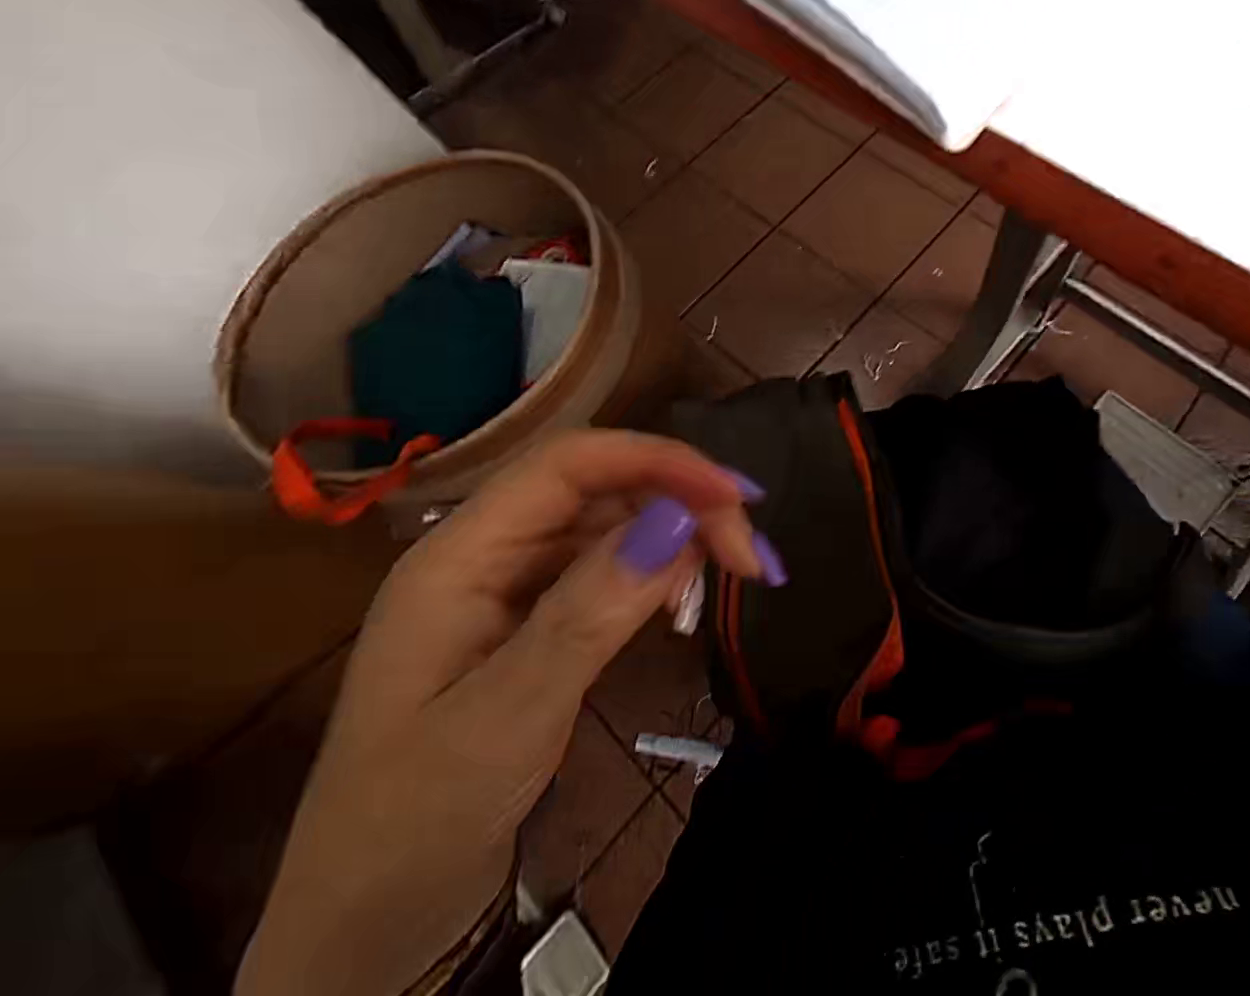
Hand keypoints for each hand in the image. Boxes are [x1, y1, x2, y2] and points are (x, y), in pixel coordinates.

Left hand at [237, 431, 776, 995]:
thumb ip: (589, 613)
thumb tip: (676, 525)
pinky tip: (692, 589)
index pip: (568, 466)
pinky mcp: (544, 618)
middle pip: (600, 487)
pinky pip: (614, 567)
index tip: (737, 499)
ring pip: (614, 523)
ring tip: (740, 567)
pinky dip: (664, 567)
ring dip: (682, 532)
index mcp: (458, 559)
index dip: (658, 461)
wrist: (378, 906)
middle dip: (684, 501)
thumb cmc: (420, 813)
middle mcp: (489, 554)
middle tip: (751, 555)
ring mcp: (517, 586)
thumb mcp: (509, 715)